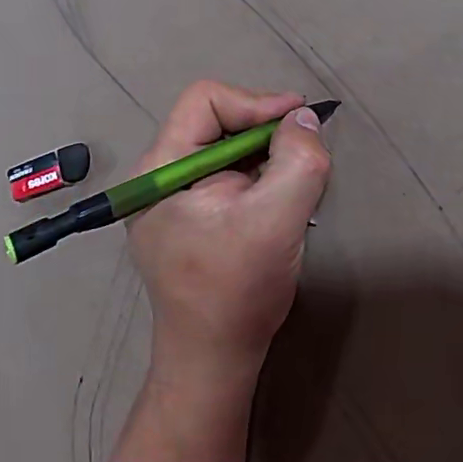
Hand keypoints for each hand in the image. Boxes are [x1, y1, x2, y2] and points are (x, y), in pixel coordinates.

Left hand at [126, 81, 331, 385]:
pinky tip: (278, 200)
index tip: (299, 121)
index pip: (205, 101)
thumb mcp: (276, 221)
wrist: (213, 360)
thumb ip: (298, 162)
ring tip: (294, 180)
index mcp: (161, 167)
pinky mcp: (187, 216)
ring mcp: (170, 197)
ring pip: (224, 149)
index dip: (256, 103)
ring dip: (264, 156)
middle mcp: (158, 175)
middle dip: (264, 131)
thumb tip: (304, 118)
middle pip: (215, 122)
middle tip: (304, 150)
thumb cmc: (237, 291)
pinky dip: (258, 177)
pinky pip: (225, 175)